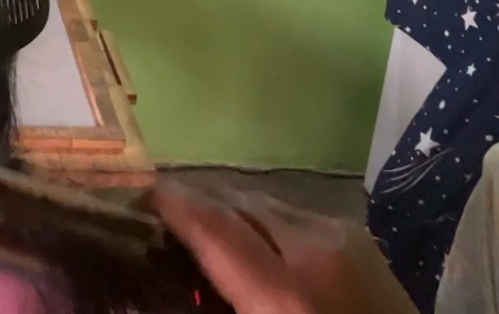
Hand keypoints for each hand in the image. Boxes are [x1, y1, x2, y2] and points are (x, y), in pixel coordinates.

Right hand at [154, 181, 417, 313]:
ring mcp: (344, 236)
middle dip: (198, 209)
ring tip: (210, 239)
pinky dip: (268, 225)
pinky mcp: (362, 238)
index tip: (136, 196)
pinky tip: (260, 250)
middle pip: (236, 204)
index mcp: (286, 296)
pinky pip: (296, 215)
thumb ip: (216, 303)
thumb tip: (170, 289)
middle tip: (165, 227)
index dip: (169, 204)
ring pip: (266, 204)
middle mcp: (314, 248)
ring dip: (234, 216)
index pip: (211, 225)